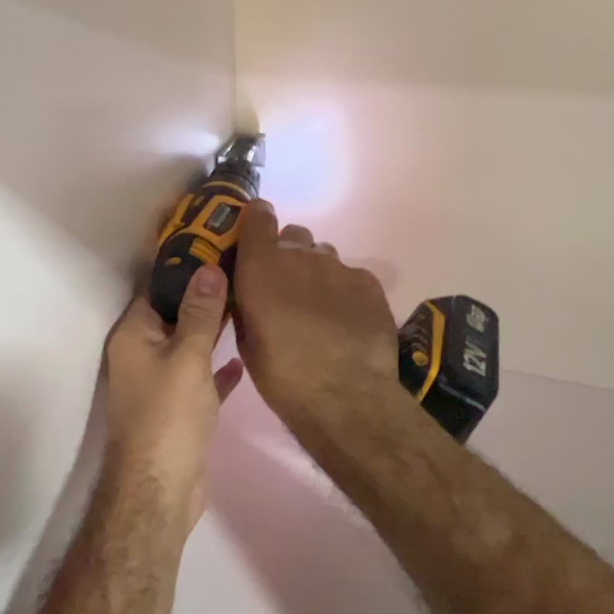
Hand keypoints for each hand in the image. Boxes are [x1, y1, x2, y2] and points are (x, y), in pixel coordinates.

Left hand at [102, 265, 244, 525]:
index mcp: (134, 333)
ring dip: (212, 327)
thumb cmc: (169, 415)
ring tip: (247, 301)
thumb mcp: (187, 356)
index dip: (183, 263)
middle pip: (174, 312)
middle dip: (202, 292)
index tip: (214, 242)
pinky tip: (242, 356)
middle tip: (240, 267)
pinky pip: (200, 377)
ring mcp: (159, 382)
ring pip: (188, 344)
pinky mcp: (178, 409)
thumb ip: (200, 312)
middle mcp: (141, 353)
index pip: (156, 285)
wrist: (160, 492)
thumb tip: (209, 267)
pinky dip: (217, 367)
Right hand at [232, 200, 400, 434]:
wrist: (345, 397)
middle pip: (294, 235)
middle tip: (289, 288)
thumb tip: (248, 294)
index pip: (258, 216)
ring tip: (321, 310)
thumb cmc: (283, 375)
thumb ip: (246, 304)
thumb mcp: (247, 342)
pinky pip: (351, 276)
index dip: (258, 220)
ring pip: (323, 256)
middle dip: (289, 254)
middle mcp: (299, 255)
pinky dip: (346, 292)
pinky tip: (347, 321)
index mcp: (261, 266)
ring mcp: (337, 266)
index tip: (257, 233)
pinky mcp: (368, 282)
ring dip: (317, 274)